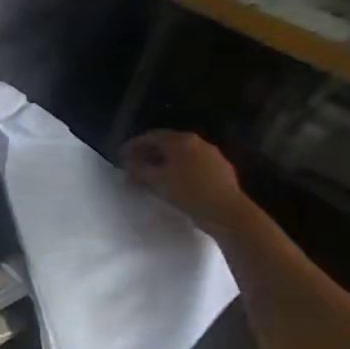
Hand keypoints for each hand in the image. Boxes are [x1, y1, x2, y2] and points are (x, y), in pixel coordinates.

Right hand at [122, 130, 256, 236]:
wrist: (227, 212)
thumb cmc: (189, 193)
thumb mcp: (156, 182)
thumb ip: (138, 171)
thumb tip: (128, 167)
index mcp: (180, 141)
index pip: (151, 136)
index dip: (133, 145)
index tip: (121, 155)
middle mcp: (197, 142)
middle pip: (167, 143)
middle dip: (149, 152)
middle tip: (135, 164)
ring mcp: (212, 155)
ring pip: (182, 153)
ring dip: (165, 161)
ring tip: (154, 174)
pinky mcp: (221, 168)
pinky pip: (195, 164)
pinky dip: (181, 168)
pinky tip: (177, 182)